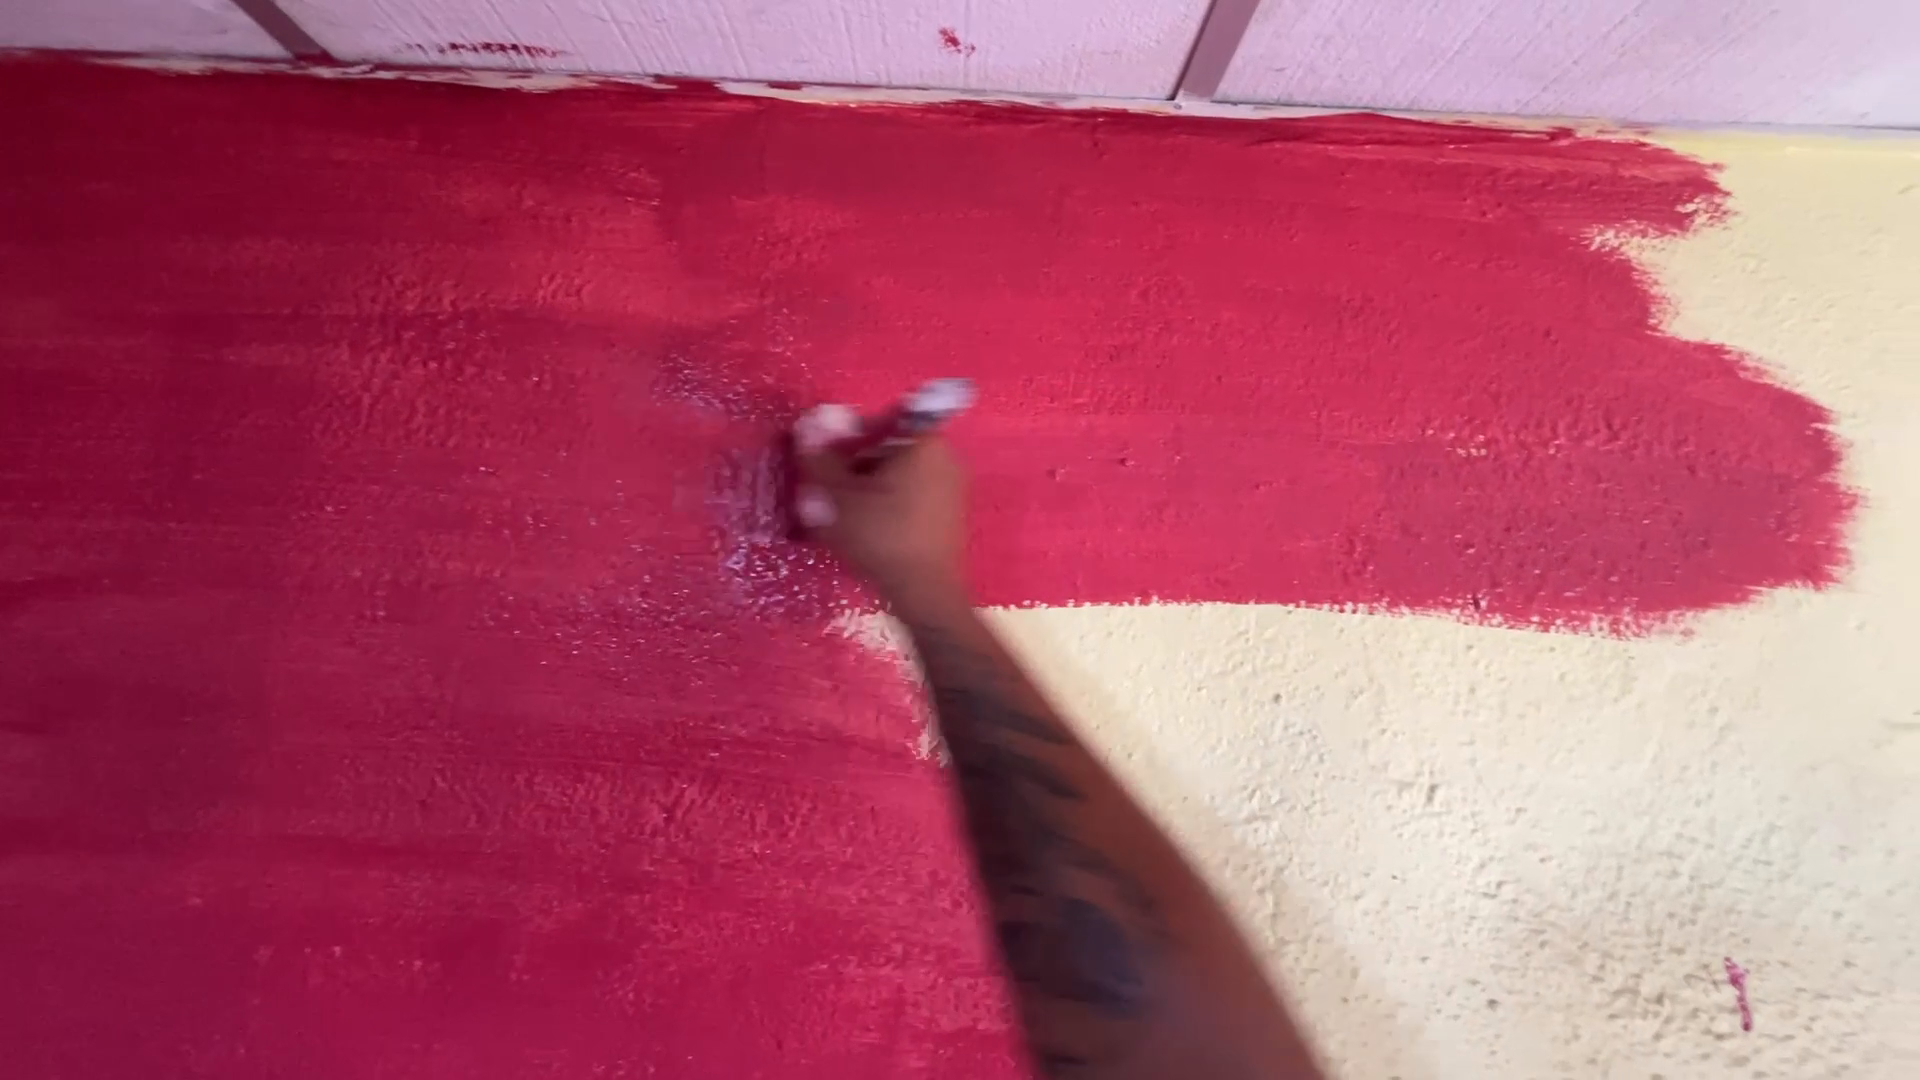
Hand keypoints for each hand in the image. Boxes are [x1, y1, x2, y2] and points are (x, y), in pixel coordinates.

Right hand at [794, 405, 970, 615]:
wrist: (924, 593)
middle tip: (832, 491)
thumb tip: (809, 424)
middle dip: (858, 464)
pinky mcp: (951, 517)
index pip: (882, 420)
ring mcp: (955, 489)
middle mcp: (948, 458)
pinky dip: (890, 506)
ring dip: (871, 487)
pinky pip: (913, 498)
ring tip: (846, 514)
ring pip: (900, 476)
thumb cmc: (881, 537)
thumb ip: (820, 457)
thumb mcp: (838, 496)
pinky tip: (869, 530)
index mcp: (927, 442)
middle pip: (891, 448)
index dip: (849, 437)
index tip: (830, 461)